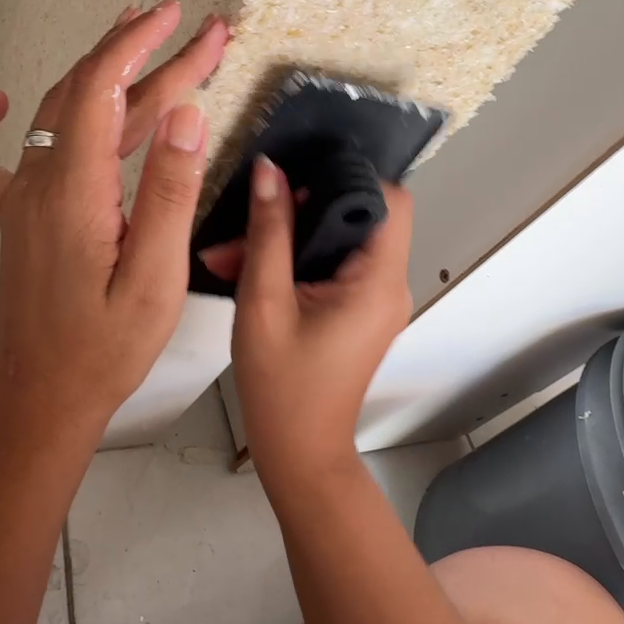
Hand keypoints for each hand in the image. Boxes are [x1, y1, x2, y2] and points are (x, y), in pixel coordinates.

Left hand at [0, 0, 228, 428]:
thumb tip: (185, 113)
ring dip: (97, 72)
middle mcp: (39, 182)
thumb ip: (170, 192)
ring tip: (135, 36)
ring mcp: (20, 198)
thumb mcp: (154, 277)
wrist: (43, 396)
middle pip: (88, 94)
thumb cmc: (105, 347)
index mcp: (76, 190)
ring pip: (55, 113)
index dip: (143, 46)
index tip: (183, 19)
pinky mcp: (13, 218)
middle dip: (143, 53)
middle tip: (193, 29)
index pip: (104, 90)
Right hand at [231, 157, 414, 477]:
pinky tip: (245, 268)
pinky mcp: (357, 310)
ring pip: (336, 240)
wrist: (298, 453)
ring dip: (286, 237)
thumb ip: (268, 231)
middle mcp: (388, 285)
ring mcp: (374, 299)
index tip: (301, 175)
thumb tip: (269, 170)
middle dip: (302, 206)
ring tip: (232, 250)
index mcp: (378, 281)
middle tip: (254, 212)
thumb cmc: (282, 386)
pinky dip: (292, 261)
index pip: (391, 199)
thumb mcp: (263, 301)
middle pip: (359, 215)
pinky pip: (330, 265)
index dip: (351, 176)